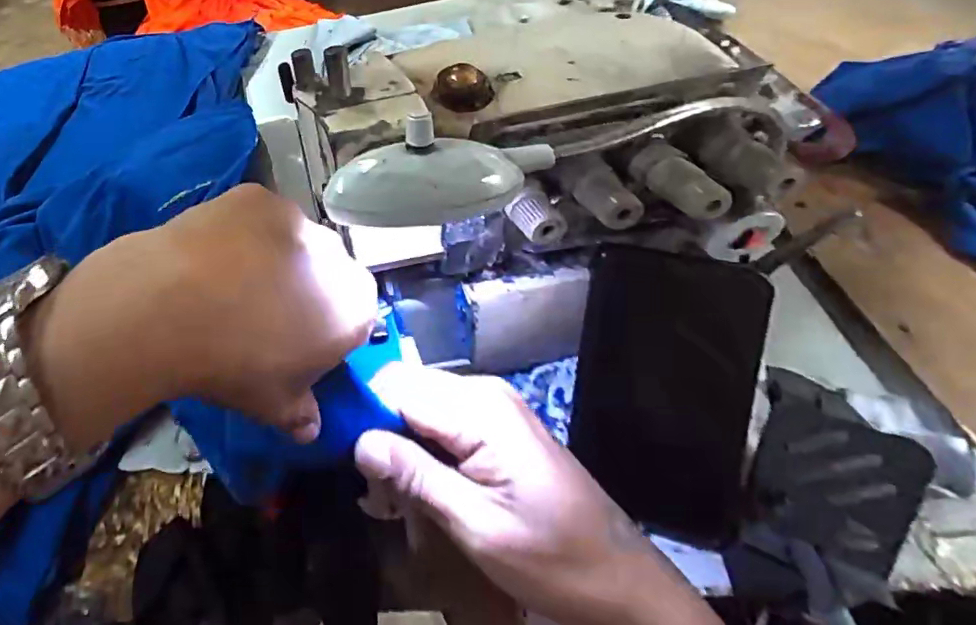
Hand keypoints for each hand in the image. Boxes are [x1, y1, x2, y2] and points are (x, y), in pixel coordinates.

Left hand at [37, 185, 374, 447]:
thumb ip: (301, 414)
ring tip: (227, 278)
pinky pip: (257, 216)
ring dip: (274, 255)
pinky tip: (211, 251)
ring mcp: (293, 217)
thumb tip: (309, 424)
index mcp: (352, 307)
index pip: (356, 316)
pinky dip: (241, 230)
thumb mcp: (271, 406)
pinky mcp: (255, 195)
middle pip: (327, 271)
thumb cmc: (230, 363)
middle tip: (260, 311)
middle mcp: (333, 254)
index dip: (326, 331)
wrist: (169, 303)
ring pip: (293, 239)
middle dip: (304, 288)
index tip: (295, 345)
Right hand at [356, 366, 718, 624]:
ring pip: (419, 406)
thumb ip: (415, 476)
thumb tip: (358, 441)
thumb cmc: (557, 561)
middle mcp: (483, 393)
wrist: (630, 588)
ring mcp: (492, 407)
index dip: (364, 415)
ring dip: (399, 446)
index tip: (345, 458)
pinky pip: (442, 421)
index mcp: (479, 409)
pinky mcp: (497, 426)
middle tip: (373, 492)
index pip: (395, 386)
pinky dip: (423, 450)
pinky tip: (420, 489)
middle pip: (405, 392)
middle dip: (380, 434)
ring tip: (392, 499)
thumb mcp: (478, 527)